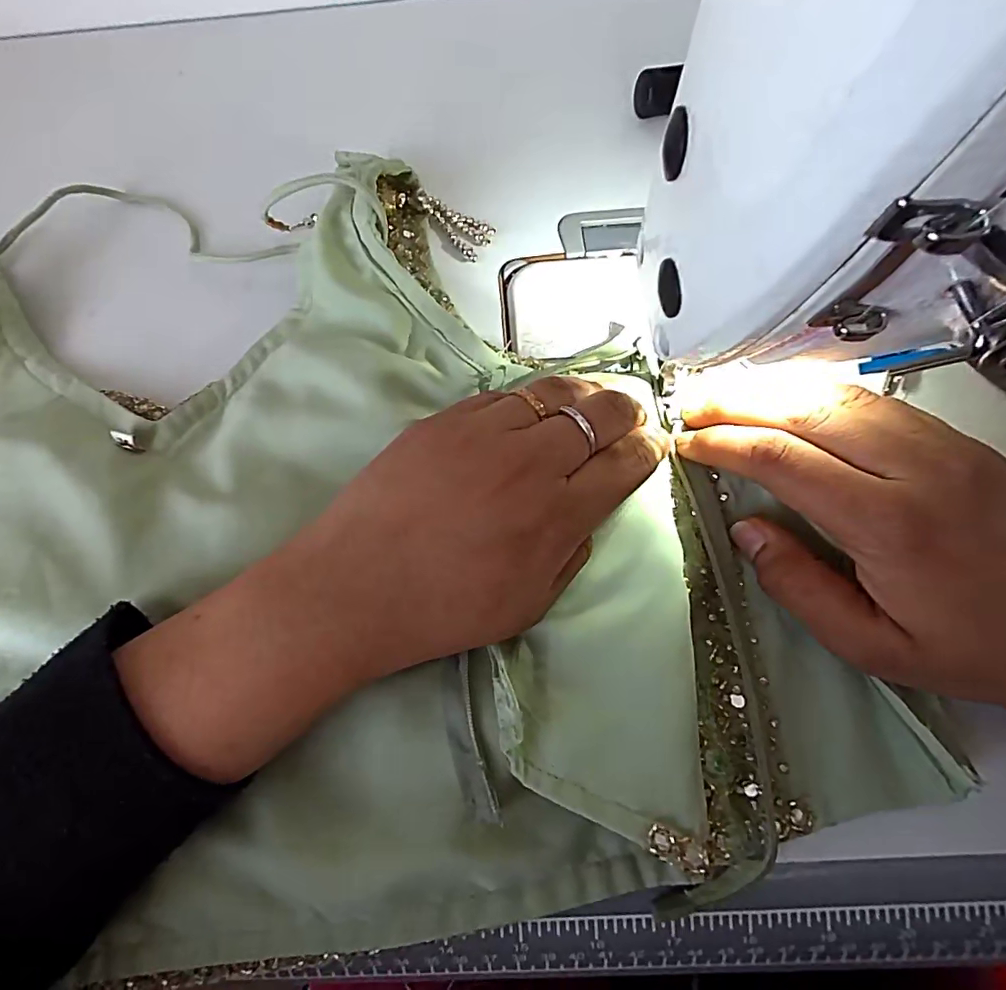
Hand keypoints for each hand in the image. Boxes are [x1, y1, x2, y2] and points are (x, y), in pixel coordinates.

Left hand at [118, 376, 667, 780]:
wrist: (353, 587)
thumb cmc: (442, 610)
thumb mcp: (527, 605)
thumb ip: (569, 556)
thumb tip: (585, 516)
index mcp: (555, 515)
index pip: (620, 467)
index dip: (645, 451)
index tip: (653, 444)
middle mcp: (528, 464)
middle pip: (596, 418)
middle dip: (625, 411)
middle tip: (633, 410)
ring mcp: (482, 434)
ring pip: (550, 395)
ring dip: (582, 394)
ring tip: (593, 395)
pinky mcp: (442, 421)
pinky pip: (499, 397)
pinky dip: (528, 399)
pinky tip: (532, 406)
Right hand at [679, 372, 1005, 895]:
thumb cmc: (978, 655)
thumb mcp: (874, 648)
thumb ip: (800, 587)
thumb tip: (745, 528)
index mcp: (890, 524)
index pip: (783, 459)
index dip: (724, 444)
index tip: (685, 443)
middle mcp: (918, 467)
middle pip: (806, 408)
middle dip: (738, 399)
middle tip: (690, 402)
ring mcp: (947, 445)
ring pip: (841, 392)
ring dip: (776, 385)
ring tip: (727, 391)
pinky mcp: (965, 441)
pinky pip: (876, 399)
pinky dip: (820, 389)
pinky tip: (791, 395)